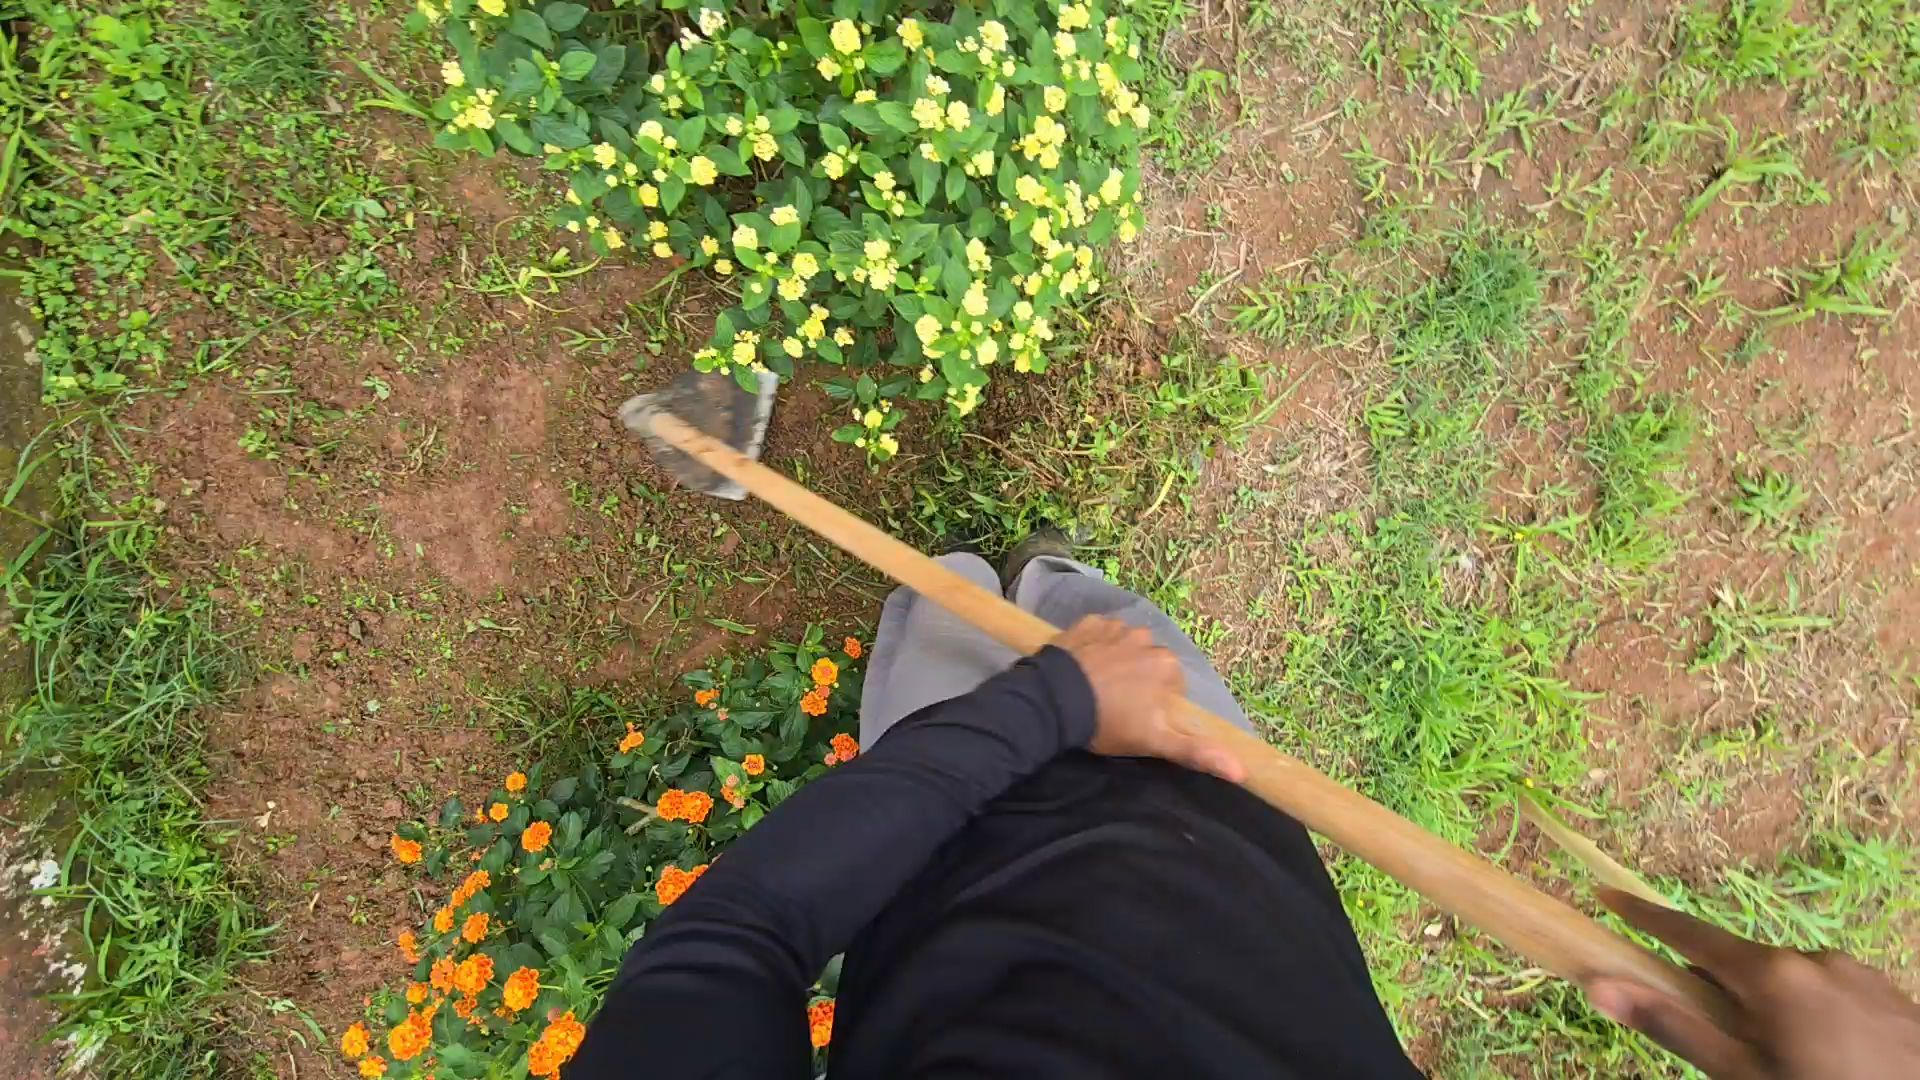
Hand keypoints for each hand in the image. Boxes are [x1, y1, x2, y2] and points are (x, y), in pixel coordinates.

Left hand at [1051, 616, 1244, 783]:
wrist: (1054, 700)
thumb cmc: (1109, 722)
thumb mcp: (1155, 742)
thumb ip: (1197, 752)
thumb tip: (1241, 771)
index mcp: (1167, 665)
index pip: (1171, 685)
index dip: (1154, 702)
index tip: (1135, 716)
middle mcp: (1146, 638)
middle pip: (1148, 661)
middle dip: (1137, 678)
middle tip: (1114, 701)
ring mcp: (1115, 626)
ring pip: (1123, 644)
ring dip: (1115, 658)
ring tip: (1095, 683)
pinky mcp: (1086, 622)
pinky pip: (1097, 631)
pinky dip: (1092, 644)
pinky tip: (1081, 664)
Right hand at [1584, 887, 1919, 1077]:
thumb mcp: (1746, 1076)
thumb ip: (1673, 1026)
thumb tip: (1596, 986)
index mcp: (1770, 971)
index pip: (1687, 931)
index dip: (1642, 915)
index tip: (1605, 893)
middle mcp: (1813, 959)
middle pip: (1740, 961)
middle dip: (1720, 986)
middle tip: (1724, 1032)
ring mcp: (1863, 976)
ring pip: (1788, 977)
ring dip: (1770, 1000)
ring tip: (1786, 1052)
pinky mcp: (1900, 1000)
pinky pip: (1833, 992)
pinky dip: (1815, 1012)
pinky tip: (1833, 1054)